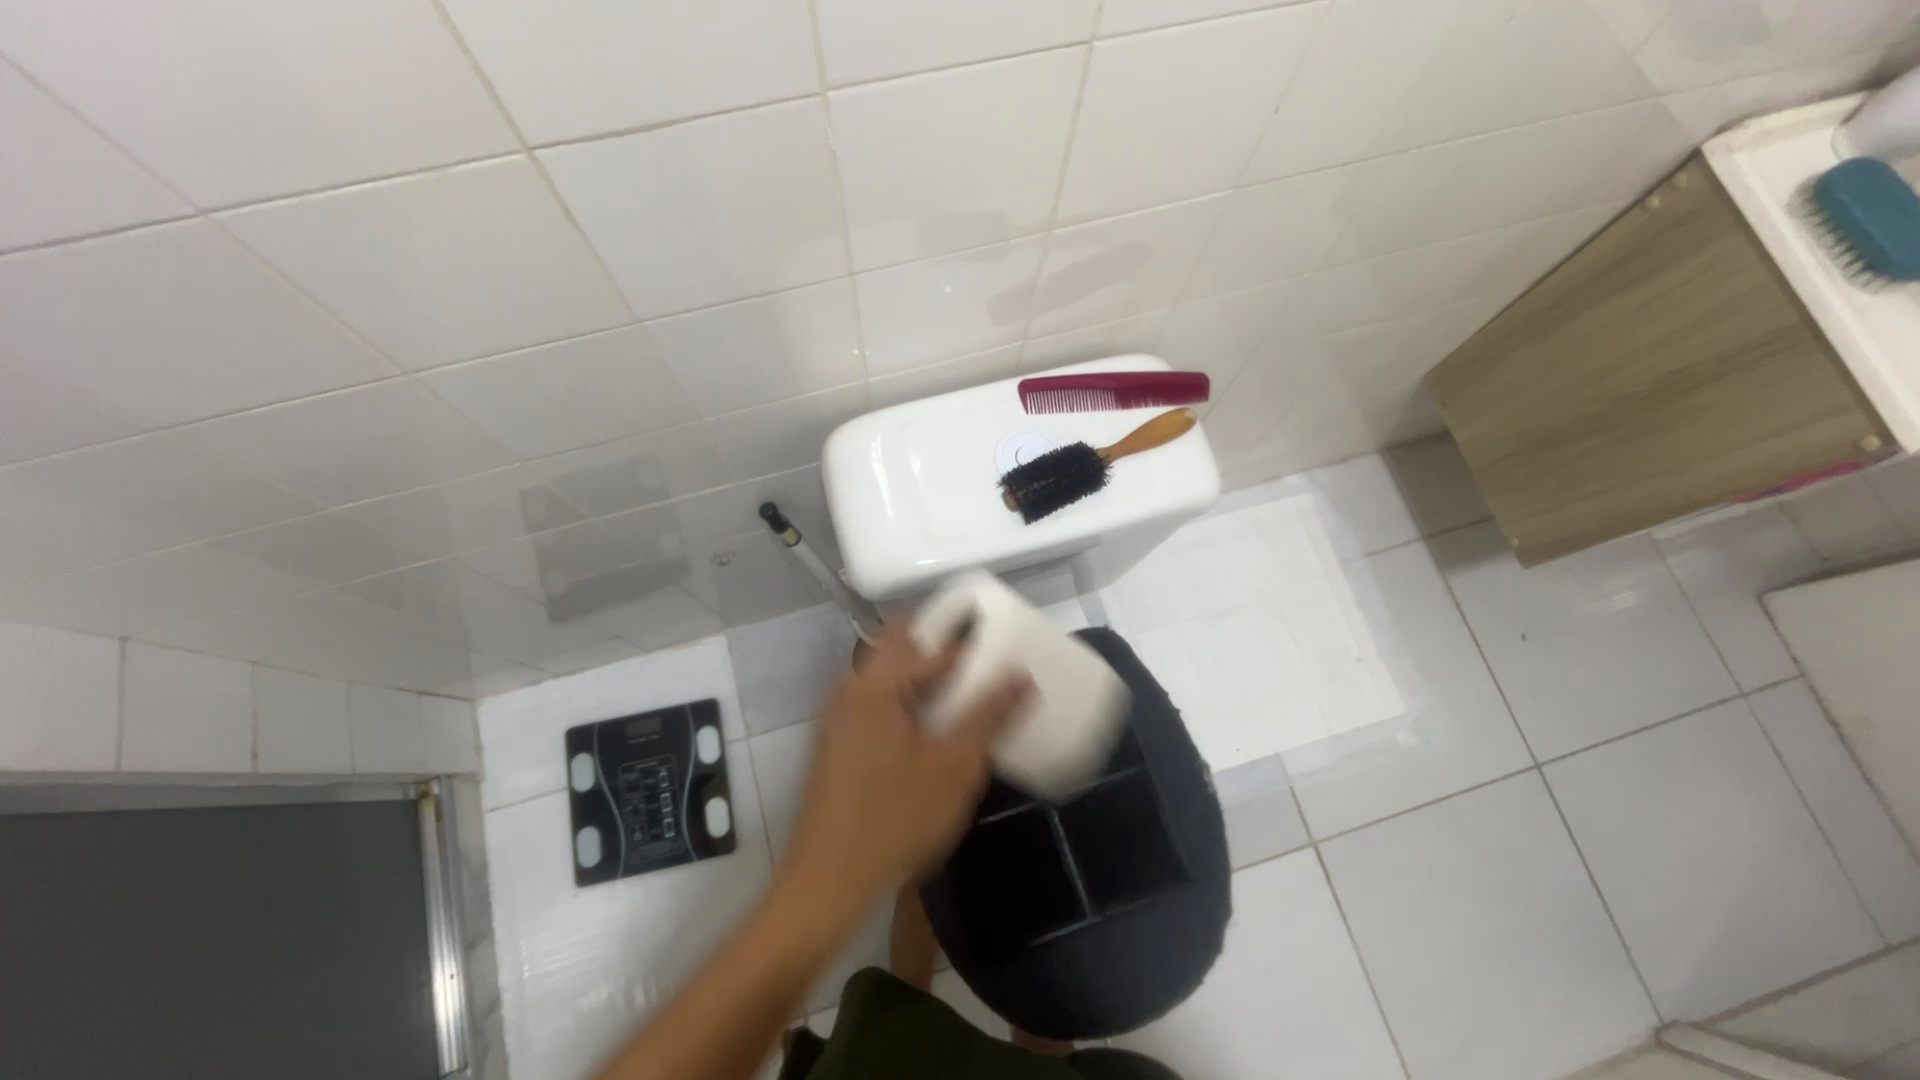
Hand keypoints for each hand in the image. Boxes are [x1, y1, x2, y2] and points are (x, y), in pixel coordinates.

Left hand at [777, 623, 1029, 913]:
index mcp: (876, 683)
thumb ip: (990, 715)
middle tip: (985, 676)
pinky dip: (907, 704)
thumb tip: (1022, 675)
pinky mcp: (836, 743)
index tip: (1006, 658)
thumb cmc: (896, 820)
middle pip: (902, 647)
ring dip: (925, 680)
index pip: (932, 643)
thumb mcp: (956, 767)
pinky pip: (877, 702)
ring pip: (888, 676)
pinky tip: (934, 736)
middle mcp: (850, 688)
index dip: (973, 647)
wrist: (828, 881)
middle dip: (944, 654)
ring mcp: (838, 716)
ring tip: (967, 706)